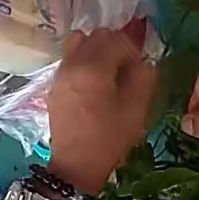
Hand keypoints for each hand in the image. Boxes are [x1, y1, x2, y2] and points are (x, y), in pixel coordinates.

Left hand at [47, 24, 158, 192]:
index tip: (140, 66)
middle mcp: (72, 64)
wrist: (76, 164)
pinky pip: (70, 59)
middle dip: (115, 44)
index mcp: (93, 68)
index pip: (117, 39)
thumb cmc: (109, 138)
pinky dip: (83, 61)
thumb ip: (144, 77)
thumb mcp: (137, 109)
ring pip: (79, 43)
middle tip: (127, 66)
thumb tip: (143, 61)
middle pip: (96, 35)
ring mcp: (60, 74)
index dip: (133, 49)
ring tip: (108, 71)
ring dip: (96, 49)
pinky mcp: (54, 85)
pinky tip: (93, 83)